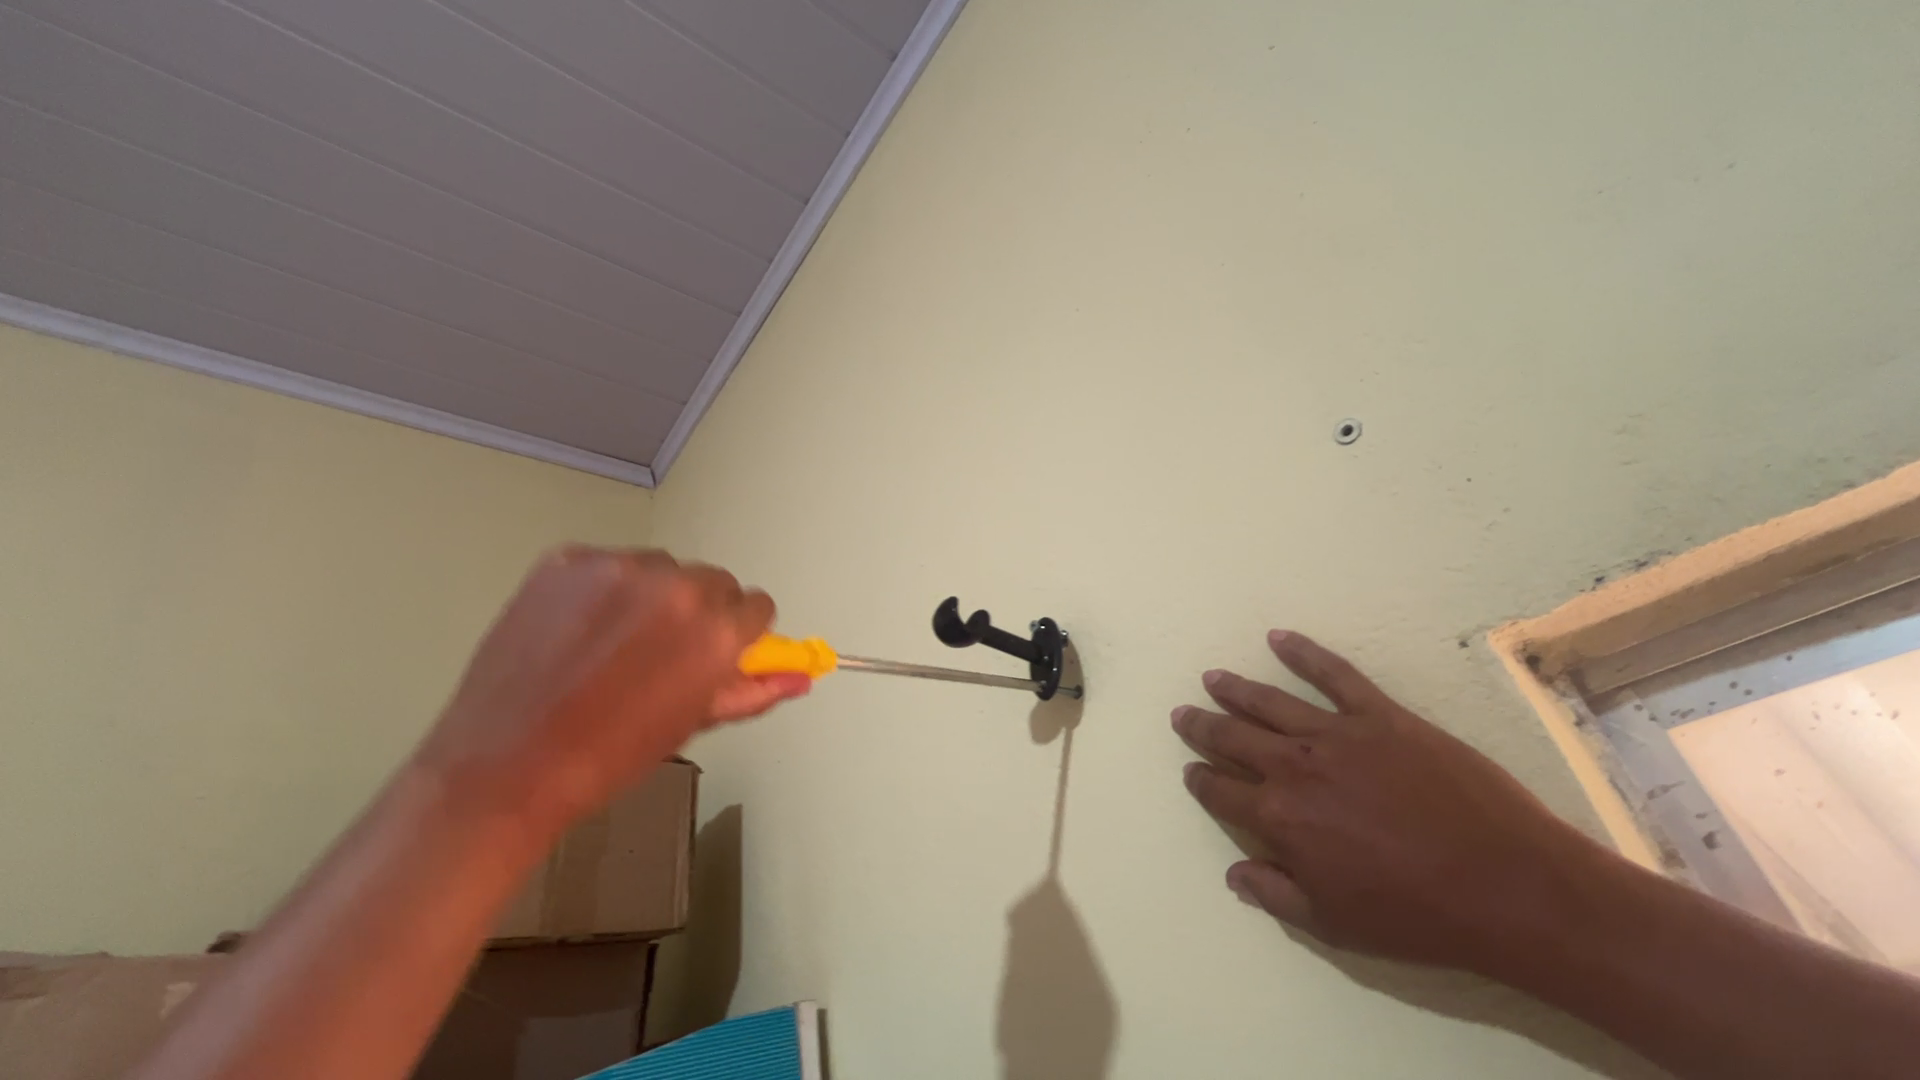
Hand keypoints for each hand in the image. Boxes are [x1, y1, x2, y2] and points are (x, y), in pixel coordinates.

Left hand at [418, 547, 810, 829]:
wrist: (506, 765)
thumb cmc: (613, 756)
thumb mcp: (693, 722)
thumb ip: (753, 690)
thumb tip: (802, 675)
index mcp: (716, 630)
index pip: (757, 606)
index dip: (738, 634)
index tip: (711, 657)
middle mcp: (676, 585)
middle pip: (711, 581)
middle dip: (698, 612)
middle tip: (658, 655)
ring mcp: (616, 566)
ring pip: (660, 569)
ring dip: (651, 596)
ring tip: (611, 645)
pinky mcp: (566, 560)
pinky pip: (607, 564)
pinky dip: (601, 589)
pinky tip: (576, 630)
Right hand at [1174, 631, 1613, 974]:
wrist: (1508, 885)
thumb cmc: (1417, 915)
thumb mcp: (1336, 925)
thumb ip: (1275, 895)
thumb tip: (1234, 872)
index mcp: (1280, 819)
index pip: (1222, 793)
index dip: (1202, 782)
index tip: (1191, 772)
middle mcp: (1296, 768)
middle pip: (1235, 738)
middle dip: (1204, 727)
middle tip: (1183, 714)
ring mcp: (1339, 735)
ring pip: (1271, 702)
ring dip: (1236, 689)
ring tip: (1213, 677)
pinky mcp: (1382, 715)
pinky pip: (1335, 674)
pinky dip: (1304, 653)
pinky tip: (1279, 638)